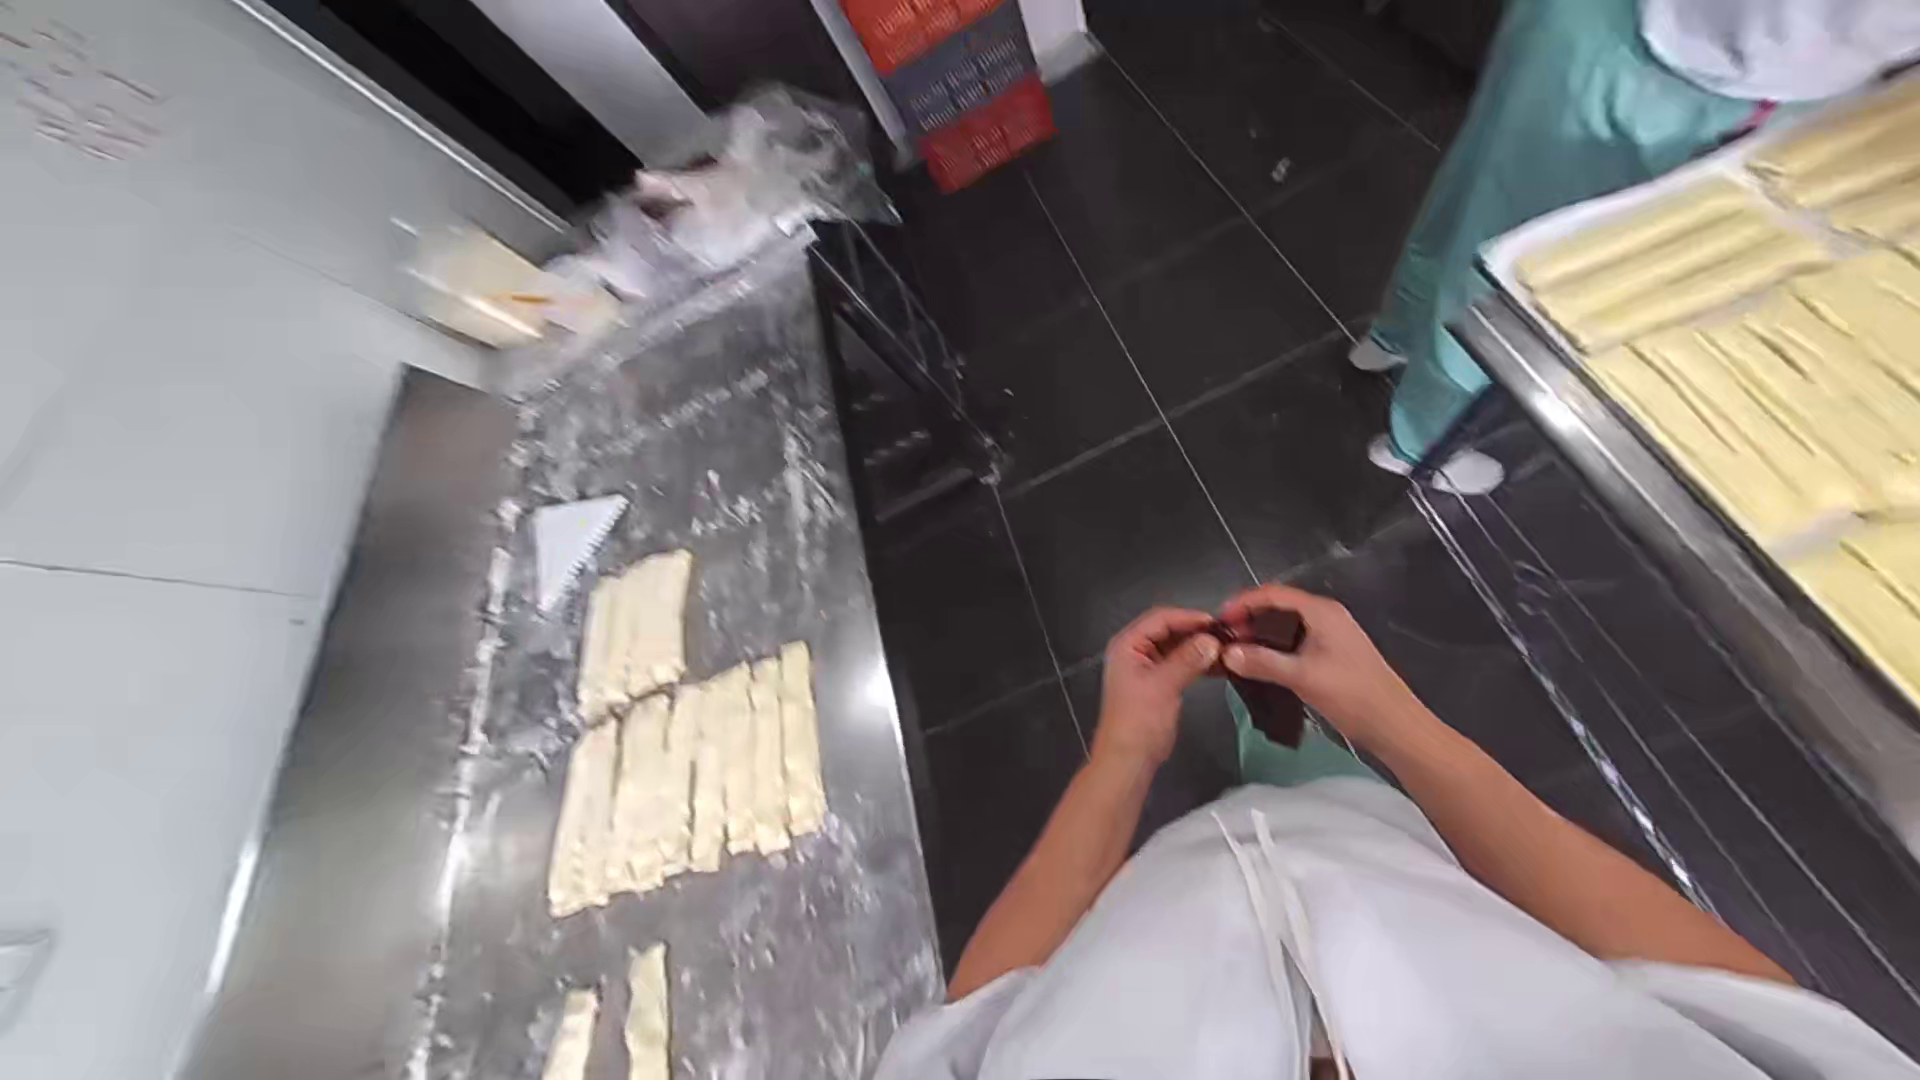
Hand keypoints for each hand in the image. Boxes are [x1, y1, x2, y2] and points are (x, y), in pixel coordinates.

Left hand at [1092, 607, 1220, 768]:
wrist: (1128, 758)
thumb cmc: (1139, 720)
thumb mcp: (1163, 686)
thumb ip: (1187, 659)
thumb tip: (1212, 640)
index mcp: (1127, 645)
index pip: (1159, 618)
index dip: (1188, 617)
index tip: (1217, 622)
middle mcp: (1134, 650)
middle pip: (1168, 630)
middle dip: (1196, 631)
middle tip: (1227, 634)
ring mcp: (1145, 666)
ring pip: (1175, 646)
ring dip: (1199, 647)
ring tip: (1228, 648)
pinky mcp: (1157, 682)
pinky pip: (1179, 663)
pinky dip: (1197, 662)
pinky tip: (1219, 665)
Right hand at [1218, 584, 1430, 749]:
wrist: (1396, 726)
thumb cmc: (1352, 695)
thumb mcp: (1301, 677)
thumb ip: (1261, 662)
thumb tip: (1225, 653)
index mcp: (1321, 612)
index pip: (1272, 593)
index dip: (1242, 602)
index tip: (1219, 620)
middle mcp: (1326, 615)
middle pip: (1277, 604)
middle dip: (1248, 617)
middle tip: (1225, 637)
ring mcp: (1331, 633)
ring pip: (1284, 622)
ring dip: (1259, 632)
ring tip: (1237, 649)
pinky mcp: (1331, 651)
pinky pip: (1293, 637)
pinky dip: (1272, 643)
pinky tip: (1260, 660)